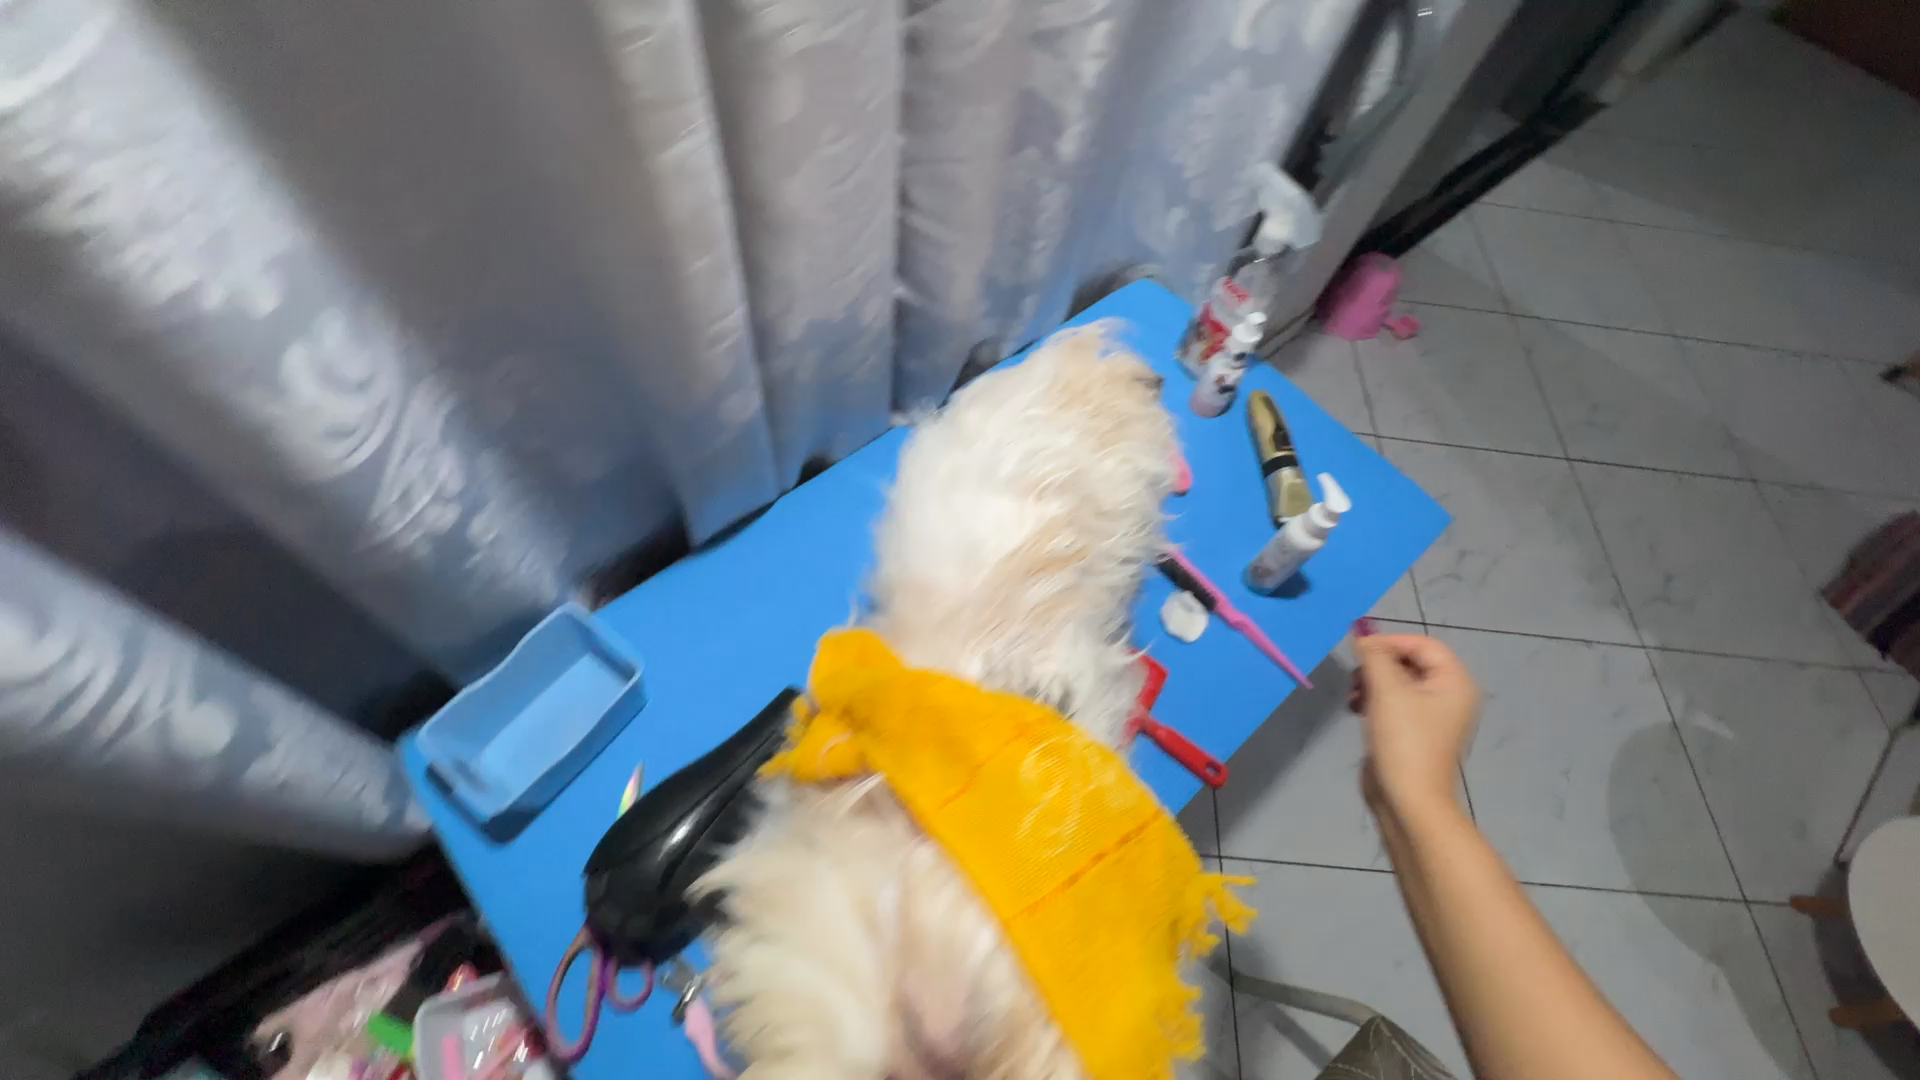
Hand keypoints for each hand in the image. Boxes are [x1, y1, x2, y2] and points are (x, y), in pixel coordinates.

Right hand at [1352, 633, 1479, 817]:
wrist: (1407, 797)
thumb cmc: (1403, 740)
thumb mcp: (1387, 690)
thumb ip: (1374, 655)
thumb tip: (1361, 630)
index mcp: (1455, 682)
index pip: (1423, 644)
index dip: (1390, 642)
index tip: (1358, 651)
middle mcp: (1449, 695)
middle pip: (1409, 661)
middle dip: (1377, 664)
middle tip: (1355, 677)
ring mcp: (1432, 715)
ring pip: (1397, 681)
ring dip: (1371, 682)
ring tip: (1354, 696)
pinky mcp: (1413, 730)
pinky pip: (1393, 701)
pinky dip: (1373, 699)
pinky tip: (1357, 709)